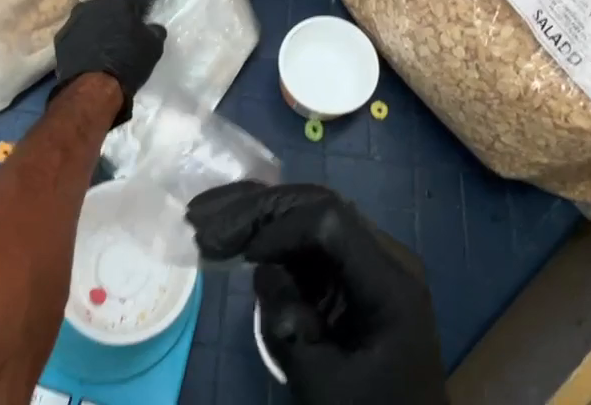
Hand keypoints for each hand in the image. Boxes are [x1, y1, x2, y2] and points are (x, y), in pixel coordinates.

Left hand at [50, 0, 165, 124]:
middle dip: (119, 15)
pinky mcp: (61, 38)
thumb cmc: (128, 61)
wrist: (92, 88)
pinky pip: (78, 34)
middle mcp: (93, 2)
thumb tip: (151, 27)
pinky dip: (85, 41)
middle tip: (126, 33)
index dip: (142, 6)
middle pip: (110, 3)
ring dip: (100, 27)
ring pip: (91, 18)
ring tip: (107, 47)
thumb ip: (154, 30)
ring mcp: (74, 20)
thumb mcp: (154, 46)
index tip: (144, 20)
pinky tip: (91, 57)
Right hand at [186, 181, 446, 404]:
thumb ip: (290, 327)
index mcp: (389, 279)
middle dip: (256, 209)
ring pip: (304, 214)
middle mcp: (382, 255)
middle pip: (314, 206)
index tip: (242, 255)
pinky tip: (228, 234)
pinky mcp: (346, 274)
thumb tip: (263, 270)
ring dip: (253, 214)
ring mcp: (364, 261)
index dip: (281, 227)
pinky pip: (304, 242)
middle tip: (201, 219)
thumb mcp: (325, 384)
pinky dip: (265, 236)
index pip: (331, 222)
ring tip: (202, 216)